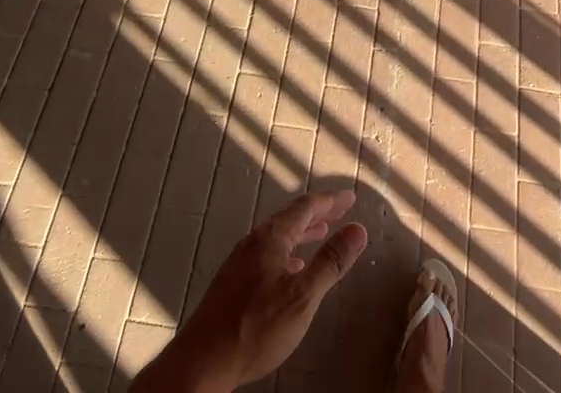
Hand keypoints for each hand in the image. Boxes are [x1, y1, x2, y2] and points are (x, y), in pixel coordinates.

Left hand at [132, 190, 368, 392]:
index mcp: (271, 239)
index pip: (305, 208)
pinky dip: (287, 252)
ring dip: (302, 233)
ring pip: (277, 237)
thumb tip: (358, 229)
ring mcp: (240, 262)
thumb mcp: (303, 296)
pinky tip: (292, 267)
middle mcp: (253, 243)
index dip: (330, 202)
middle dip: (318, 214)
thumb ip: (330, 262)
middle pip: (290, 219)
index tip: (350, 197)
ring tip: (321, 233)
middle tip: (341, 210)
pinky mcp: (233, 282)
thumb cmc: (256, 327)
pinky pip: (267, 253)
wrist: (202, 362)